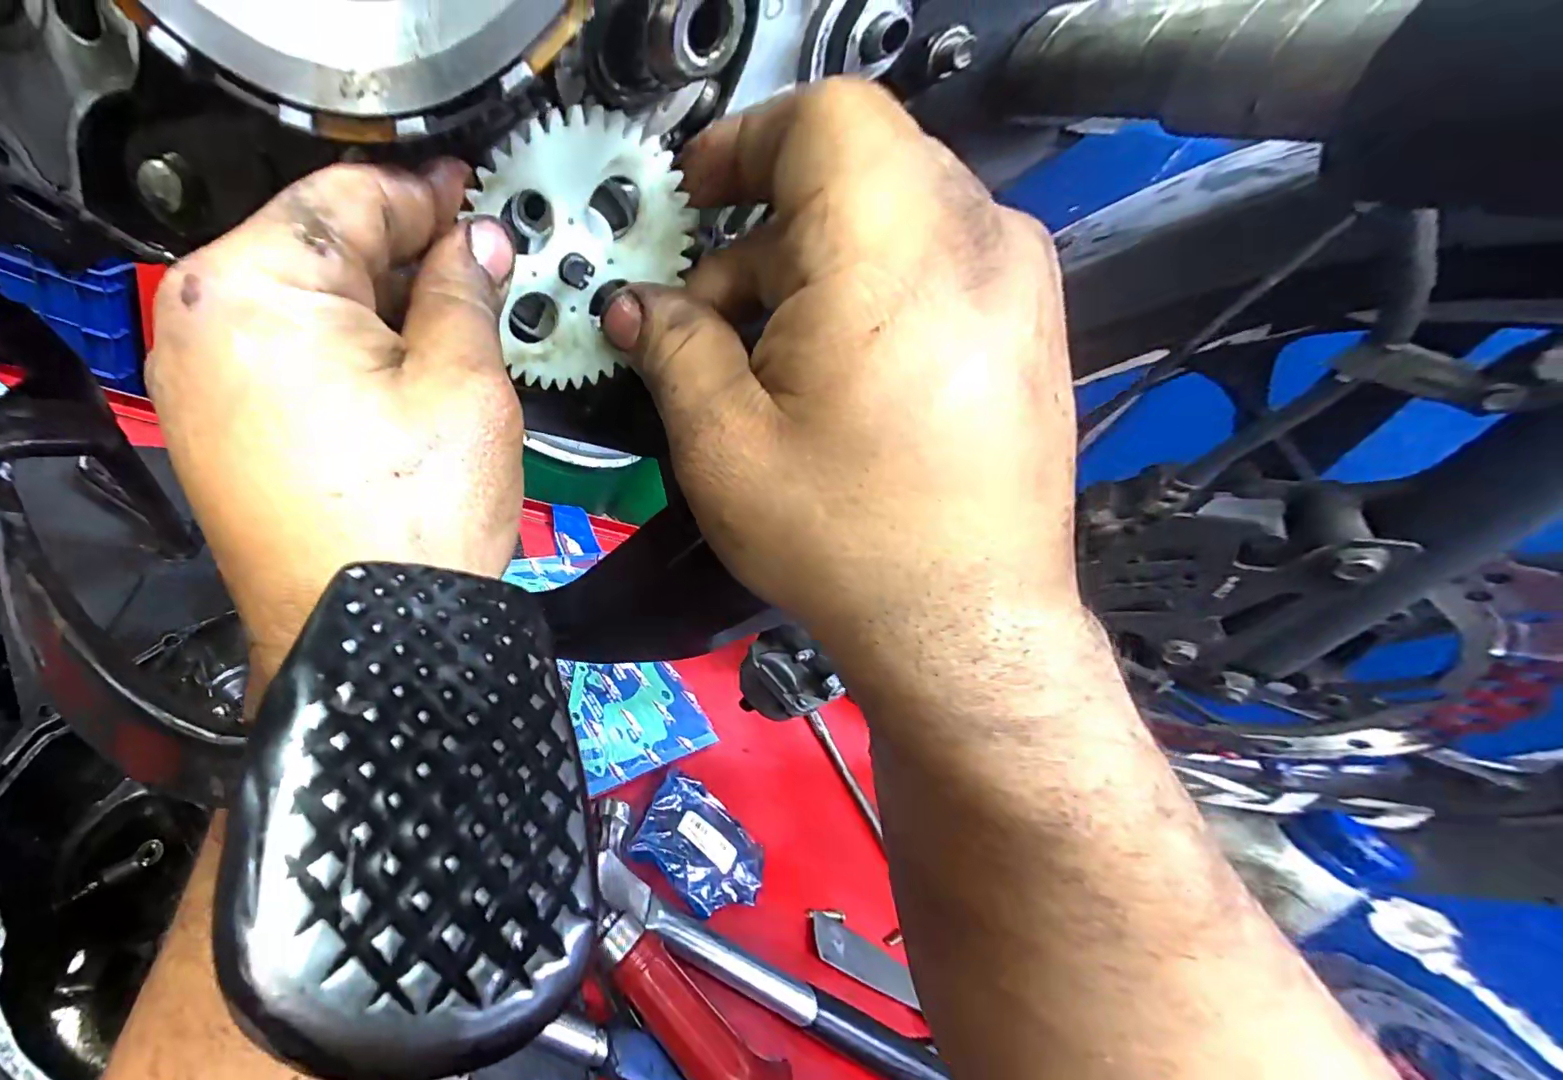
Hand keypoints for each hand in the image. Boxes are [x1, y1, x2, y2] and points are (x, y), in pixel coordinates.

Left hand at [147, 161, 522, 698]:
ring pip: (303, 306)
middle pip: (315, 248)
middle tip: (470, 260)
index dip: (423, 191)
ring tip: (446, 318)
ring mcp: (200, 388)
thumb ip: (465, 292)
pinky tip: (401, 369)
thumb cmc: (413, 521)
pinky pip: (287, 359)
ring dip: (378, 304)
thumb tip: (474, 245)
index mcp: (253, 292)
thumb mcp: (464, 384)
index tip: (466, 194)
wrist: (367, 639)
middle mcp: (200, 329)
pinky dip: (345, 350)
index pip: (347, 197)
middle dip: (401, 250)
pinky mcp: (218, 435)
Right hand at [601, 79, 1079, 672]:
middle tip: (700, 315)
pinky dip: (857, 296)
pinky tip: (821, 378)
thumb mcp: (723, 442)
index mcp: (891, 253)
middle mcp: (974, 244)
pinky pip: (925, 269)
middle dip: (756, 234)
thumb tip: (634, 304)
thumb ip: (672, 348)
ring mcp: (1013, 285)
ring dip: (802, 272)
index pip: (823, 118)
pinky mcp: (1021, 329)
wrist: (964, 623)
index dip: (742, 142)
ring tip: (754, 363)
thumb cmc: (845, 539)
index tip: (693, 195)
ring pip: (884, 225)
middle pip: (847, 175)